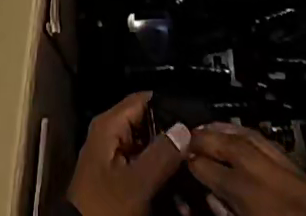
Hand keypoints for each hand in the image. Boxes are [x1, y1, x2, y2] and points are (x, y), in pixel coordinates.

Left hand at [64, 91, 189, 215]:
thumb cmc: (106, 206)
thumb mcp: (135, 183)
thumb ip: (160, 155)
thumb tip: (184, 127)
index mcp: (109, 125)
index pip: (143, 100)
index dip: (169, 105)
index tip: (196, 118)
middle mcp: (111, 133)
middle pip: (147, 122)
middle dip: (172, 133)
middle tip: (200, 144)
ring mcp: (115, 155)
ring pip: (148, 145)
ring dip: (168, 154)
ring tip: (195, 161)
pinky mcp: (119, 175)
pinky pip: (144, 164)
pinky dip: (160, 169)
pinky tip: (180, 180)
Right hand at [185, 124, 305, 215]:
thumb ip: (228, 214)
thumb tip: (211, 194)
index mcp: (255, 201)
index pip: (215, 172)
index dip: (194, 162)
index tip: (181, 156)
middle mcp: (275, 182)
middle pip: (235, 147)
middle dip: (207, 138)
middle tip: (187, 136)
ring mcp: (296, 177)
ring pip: (255, 139)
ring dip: (227, 130)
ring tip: (207, 129)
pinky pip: (275, 147)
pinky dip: (252, 137)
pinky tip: (239, 136)